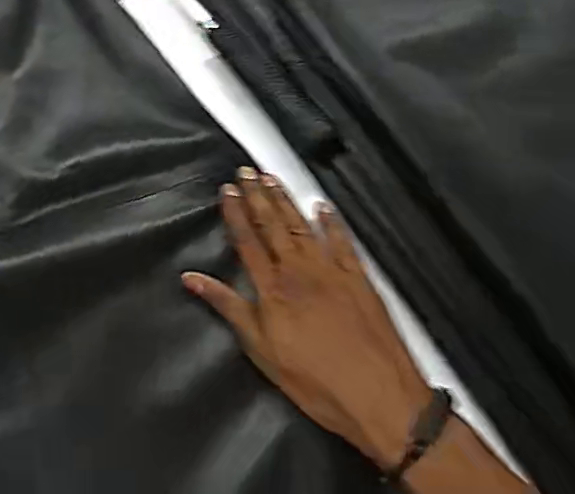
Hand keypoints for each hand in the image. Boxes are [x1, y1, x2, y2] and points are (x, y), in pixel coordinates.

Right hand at [182, 168, 432, 470]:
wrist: (384, 403)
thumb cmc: (315, 382)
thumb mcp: (261, 350)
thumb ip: (227, 306)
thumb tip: (190, 277)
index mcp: (272, 287)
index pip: (247, 240)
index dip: (235, 213)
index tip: (227, 189)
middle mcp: (298, 270)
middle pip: (272, 225)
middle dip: (256, 196)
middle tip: (245, 171)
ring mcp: (331, 271)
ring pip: (301, 226)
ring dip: (285, 200)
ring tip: (271, 178)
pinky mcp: (360, 280)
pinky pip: (342, 242)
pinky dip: (331, 222)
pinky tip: (322, 206)